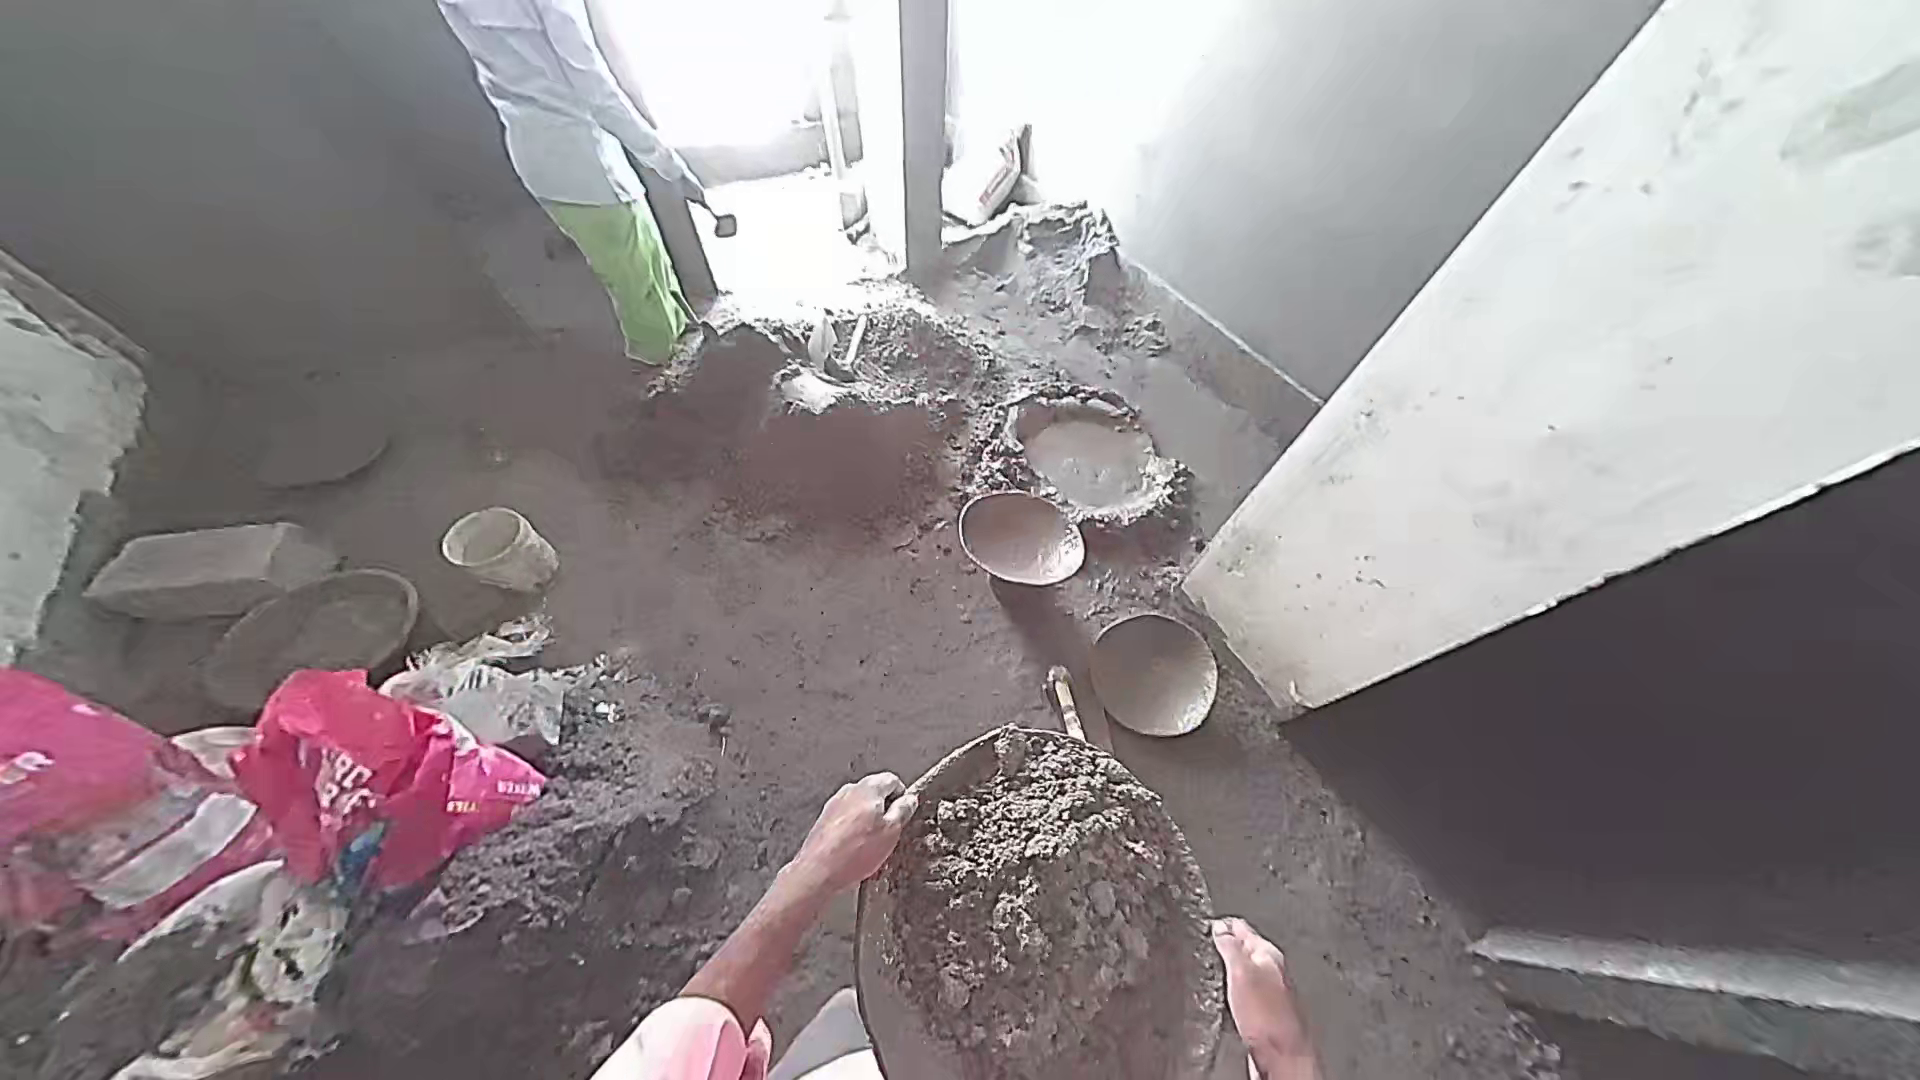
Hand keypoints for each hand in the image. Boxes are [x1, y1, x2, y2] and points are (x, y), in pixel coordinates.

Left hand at [788, 772, 917, 894]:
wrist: (818, 872)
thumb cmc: (853, 853)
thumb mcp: (891, 832)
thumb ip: (903, 810)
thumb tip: (909, 799)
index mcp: (869, 787)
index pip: (893, 780)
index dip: (902, 798)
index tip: (904, 814)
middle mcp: (851, 789)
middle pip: (876, 793)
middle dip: (885, 811)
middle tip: (889, 834)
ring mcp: (835, 804)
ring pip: (861, 807)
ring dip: (868, 822)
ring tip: (870, 847)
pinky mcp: (825, 820)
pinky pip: (846, 820)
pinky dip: (853, 831)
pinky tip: (854, 851)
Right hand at [1213, 918, 1319, 1079]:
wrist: (1285, 1063)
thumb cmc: (1269, 1020)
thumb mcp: (1240, 972)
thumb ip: (1229, 946)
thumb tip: (1220, 928)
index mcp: (1270, 955)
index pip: (1242, 927)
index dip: (1223, 924)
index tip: (1209, 923)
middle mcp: (1274, 973)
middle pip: (1245, 949)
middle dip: (1227, 946)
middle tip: (1210, 942)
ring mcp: (1272, 995)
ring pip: (1246, 972)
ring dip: (1231, 969)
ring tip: (1217, 966)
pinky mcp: (1267, 1016)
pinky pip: (1247, 993)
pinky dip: (1235, 990)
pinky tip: (1229, 996)